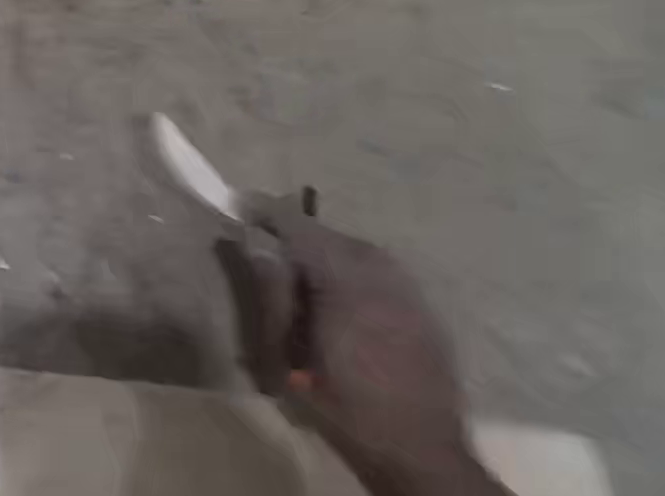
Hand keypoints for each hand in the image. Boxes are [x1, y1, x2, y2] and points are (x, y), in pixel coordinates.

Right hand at [222, 195, 504, 495]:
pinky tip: (343, 294)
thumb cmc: (343, 407)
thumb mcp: (287, 357)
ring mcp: (409, 293)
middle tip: (269, 245)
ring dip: (327, 250)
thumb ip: (272, 296)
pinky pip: (381, 270)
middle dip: (297, 234)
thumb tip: (255, 248)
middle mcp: (381, 277)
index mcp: (344, 283)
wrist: (421, 458)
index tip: (238, 205)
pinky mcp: (425, 311)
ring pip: (358, 249)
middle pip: (330, 234)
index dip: (265, 212)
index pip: (298, 228)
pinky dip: (354, 268)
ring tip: (305, 271)